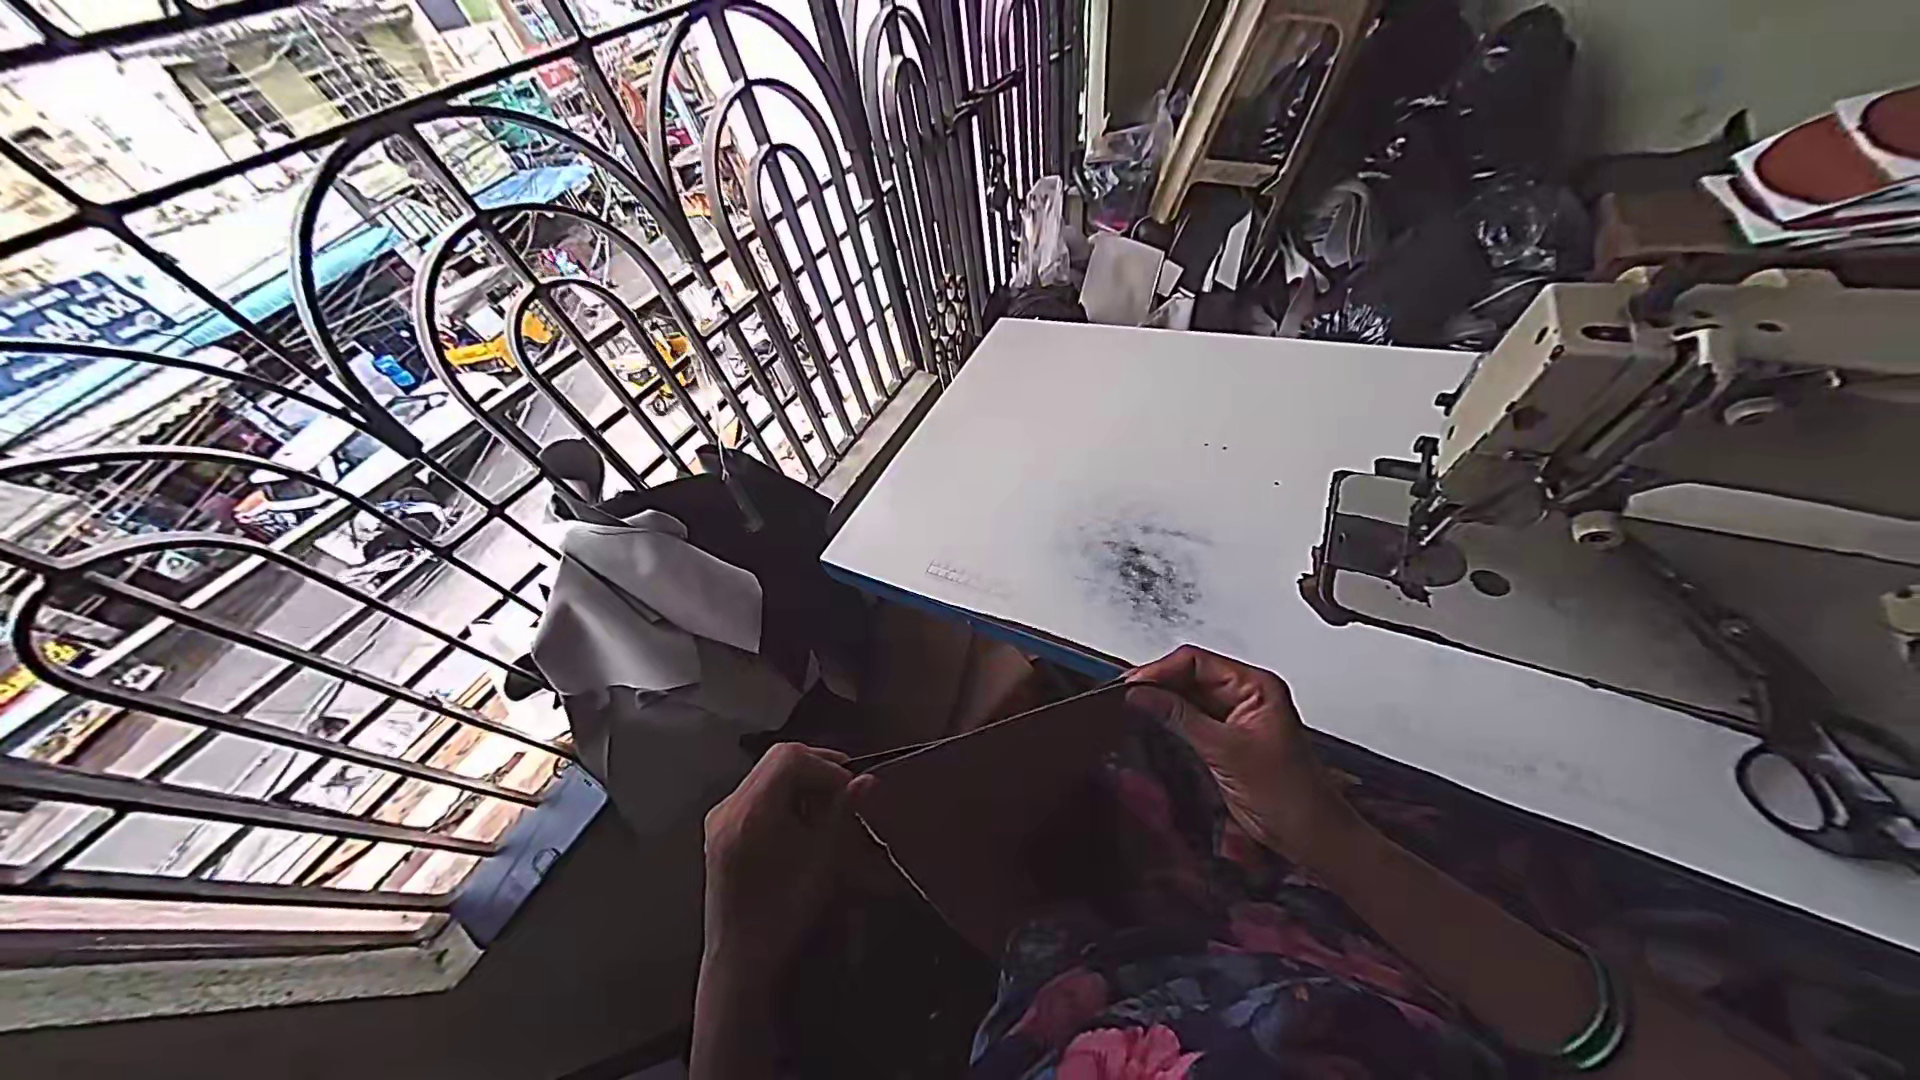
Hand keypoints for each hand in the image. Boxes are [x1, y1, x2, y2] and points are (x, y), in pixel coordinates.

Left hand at [702, 742, 872, 970]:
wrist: (740, 961)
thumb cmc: (784, 914)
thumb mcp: (822, 861)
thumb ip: (843, 814)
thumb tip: (868, 780)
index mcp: (750, 812)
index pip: (790, 758)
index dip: (826, 765)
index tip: (850, 788)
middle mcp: (729, 806)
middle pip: (778, 758)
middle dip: (817, 767)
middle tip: (844, 789)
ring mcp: (720, 816)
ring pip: (767, 772)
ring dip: (802, 779)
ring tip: (826, 806)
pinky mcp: (720, 827)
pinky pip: (757, 791)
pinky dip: (785, 793)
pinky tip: (802, 819)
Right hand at [1124, 645, 1360, 865]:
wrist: (1310, 836)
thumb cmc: (1289, 795)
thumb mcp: (1226, 750)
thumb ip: (1180, 717)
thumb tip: (1142, 694)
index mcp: (1255, 686)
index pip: (1197, 662)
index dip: (1161, 670)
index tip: (1134, 684)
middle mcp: (1244, 695)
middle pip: (1189, 675)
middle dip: (1157, 684)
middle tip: (1126, 695)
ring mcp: (1233, 716)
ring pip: (1186, 696)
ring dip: (1161, 701)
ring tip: (1132, 707)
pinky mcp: (1224, 738)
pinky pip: (1189, 718)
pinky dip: (1169, 719)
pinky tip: (1151, 722)